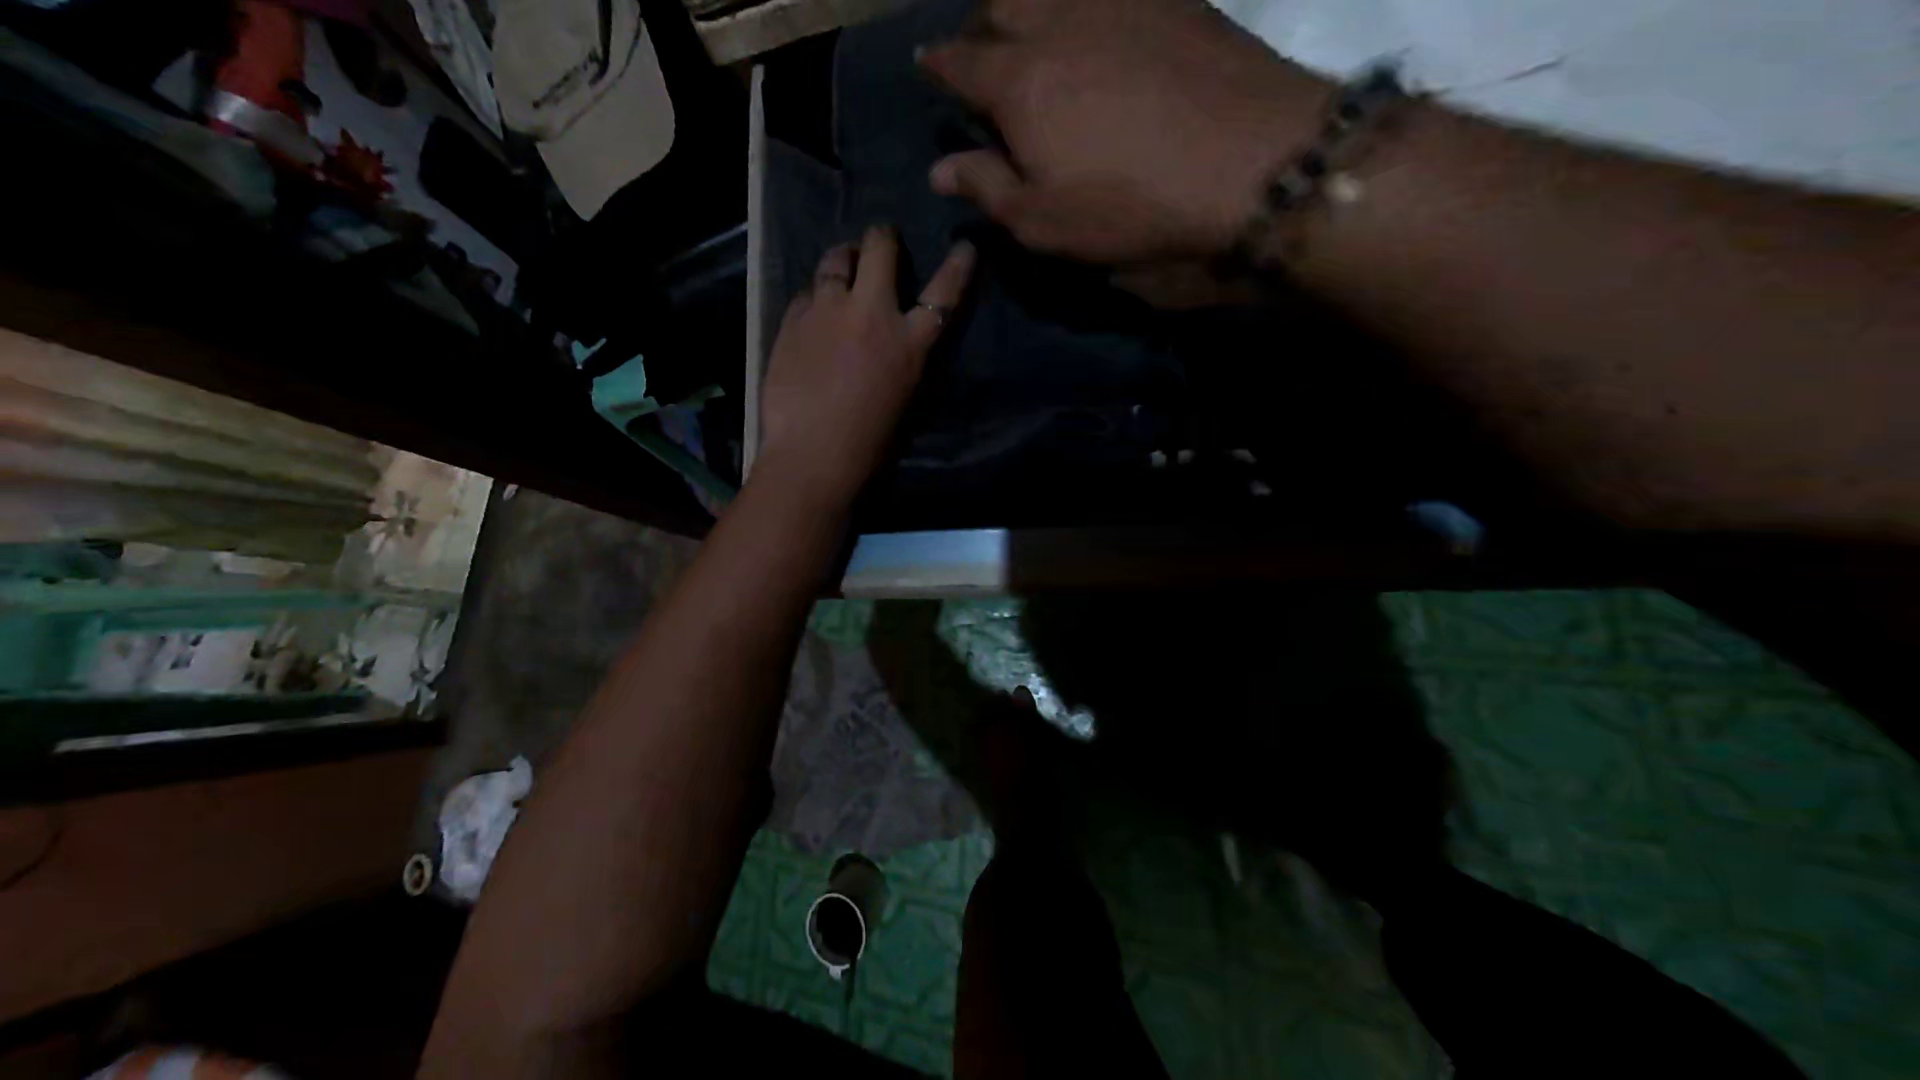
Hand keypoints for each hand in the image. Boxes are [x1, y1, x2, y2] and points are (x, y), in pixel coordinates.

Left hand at [757, 227, 976, 506]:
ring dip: (843, 259)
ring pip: (835, 260)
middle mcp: (870, 312)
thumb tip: (899, 340)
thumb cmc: (870, 443)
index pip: (944, 292)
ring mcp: (827, 311)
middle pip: (880, 249)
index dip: (958, 265)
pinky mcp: (792, 320)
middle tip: (880, 245)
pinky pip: (806, 293)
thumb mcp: (906, 398)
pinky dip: (815, 296)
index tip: (964, 246)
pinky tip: (814, 312)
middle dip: (882, 239)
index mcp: (909, 341)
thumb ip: (905, 358)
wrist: (813, 454)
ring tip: (842, 266)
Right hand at [920, 0, 1331, 263]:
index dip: (939, 64)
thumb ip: (989, 188)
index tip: (928, 62)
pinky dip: (1089, 5)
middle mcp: (1060, 23)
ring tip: (1039, 32)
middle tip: (986, 49)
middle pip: (1004, 4)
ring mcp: (1119, 1)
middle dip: (984, 24)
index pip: (961, 61)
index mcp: (1020, 83)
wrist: (1250, 161)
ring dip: (1034, 7)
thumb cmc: (1131, 205)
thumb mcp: (1046, 221)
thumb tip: (941, 168)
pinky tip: (1100, 23)